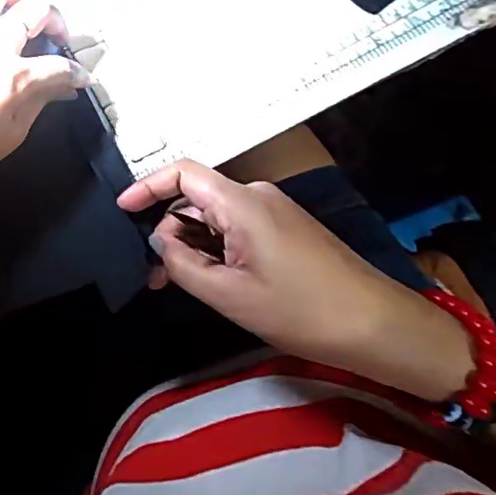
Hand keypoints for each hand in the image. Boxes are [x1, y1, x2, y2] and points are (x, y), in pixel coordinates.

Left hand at [0, 0, 89, 215]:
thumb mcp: (14, 134)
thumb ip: (41, 100)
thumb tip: (62, 87)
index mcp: (13, 77)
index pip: (60, 66)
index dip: (77, 72)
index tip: (81, 78)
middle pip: (35, 10)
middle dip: (57, 20)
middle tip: (58, 36)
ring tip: (23, 6)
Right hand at [116, 160, 472, 400]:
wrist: (373, 322)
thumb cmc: (300, 309)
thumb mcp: (229, 294)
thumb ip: (184, 264)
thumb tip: (162, 243)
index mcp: (241, 202)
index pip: (184, 172)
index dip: (147, 186)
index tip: (123, 210)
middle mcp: (257, 195)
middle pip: (197, 198)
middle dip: (170, 232)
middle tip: (158, 277)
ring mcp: (274, 210)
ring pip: (217, 217)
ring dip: (195, 245)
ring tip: (184, 285)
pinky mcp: (285, 227)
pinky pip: (239, 228)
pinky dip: (218, 248)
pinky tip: (215, 280)